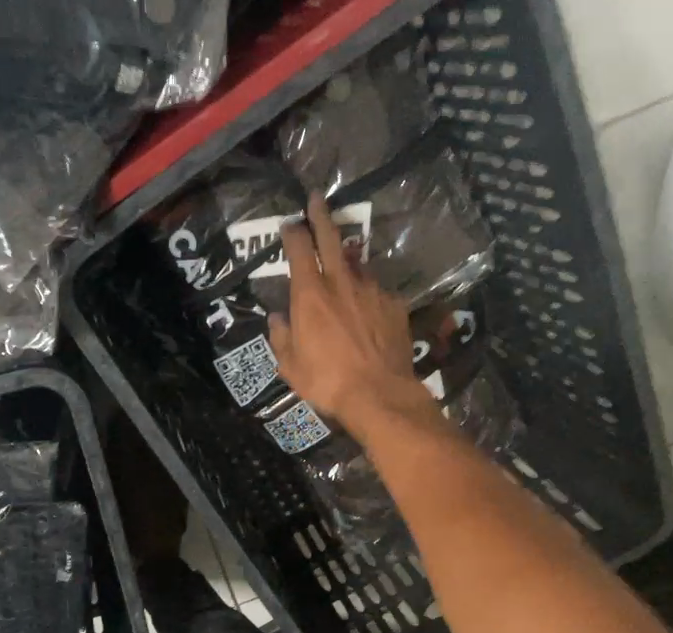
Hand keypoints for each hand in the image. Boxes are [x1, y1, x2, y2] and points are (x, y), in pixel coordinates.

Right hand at [270, 194, 444, 441]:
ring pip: (356, 265)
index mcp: (310, 295)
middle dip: (322, 216)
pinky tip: (365, 309)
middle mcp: (342, 283)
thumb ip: (282, 336)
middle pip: (332, 238)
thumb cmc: (326, 381)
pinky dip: (367, 294)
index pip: (300, 250)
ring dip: (347, 261)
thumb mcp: (290, 365)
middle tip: (317, 198)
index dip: (293, 233)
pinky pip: (376, 291)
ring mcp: (372, 291)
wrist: (378, 393)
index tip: (289, 223)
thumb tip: (279, 318)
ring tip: (342, 265)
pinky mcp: (393, 305)